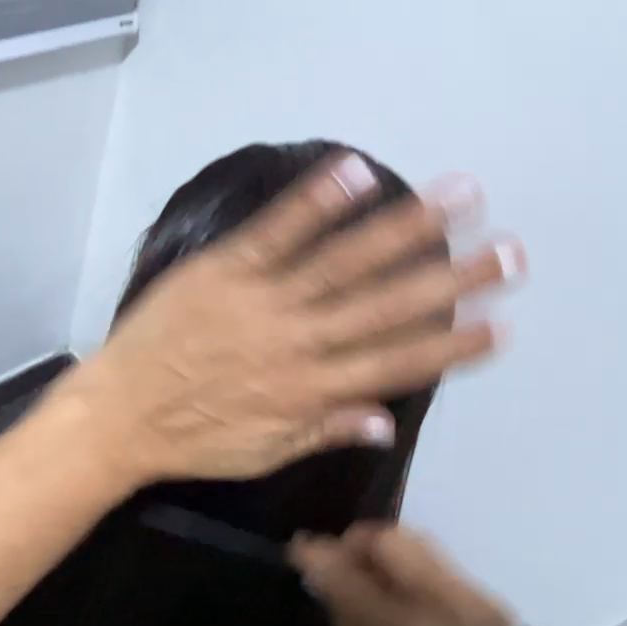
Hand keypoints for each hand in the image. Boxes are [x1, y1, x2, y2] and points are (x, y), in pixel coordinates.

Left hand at [52, 153, 523, 482]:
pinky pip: (275, 232)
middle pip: (386, 307)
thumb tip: (387, 422)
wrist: (118, 414)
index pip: (395, 365)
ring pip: (343, 261)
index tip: (500, 324)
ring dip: (404, 228)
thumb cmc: (190, 440)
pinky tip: (356, 172)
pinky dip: (315, 203)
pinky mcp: (223, 270)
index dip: (451, 345)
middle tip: (508, 251)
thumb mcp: (260, 453)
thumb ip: (323, 431)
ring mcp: (260, 301)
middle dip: (453, 279)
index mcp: (308, 393)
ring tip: (457, 196)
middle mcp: (297, 343)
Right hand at [291, 523, 515, 625]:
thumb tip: (324, 570)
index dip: (319, 554)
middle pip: (392, 538)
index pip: (347, 572)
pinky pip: (442, 568)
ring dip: (390, 555)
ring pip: (420, 544)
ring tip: (375, 576)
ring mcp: (473, 600)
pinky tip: (409, 597)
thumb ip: (341, 612)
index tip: (300, 548)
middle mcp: (442, 603)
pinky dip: (417, 573)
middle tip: (343, 560)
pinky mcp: (491, 603)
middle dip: (359, 544)